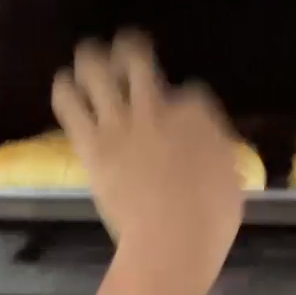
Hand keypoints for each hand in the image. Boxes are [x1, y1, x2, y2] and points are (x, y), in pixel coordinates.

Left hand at [52, 32, 243, 288]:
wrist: (173, 241)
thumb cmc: (210, 223)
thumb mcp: (231, 185)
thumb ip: (220, 161)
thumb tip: (218, 155)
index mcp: (198, 115)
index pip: (190, 94)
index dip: (182, 105)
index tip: (179, 118)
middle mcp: (158, 107)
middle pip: (140, 63)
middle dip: (132, 53)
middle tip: (126, 54)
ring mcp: (123, 123)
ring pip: (99, 72)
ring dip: (92, 61)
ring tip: (88, 58)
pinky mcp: (94, 145)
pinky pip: (72, 105)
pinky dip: (65, 91)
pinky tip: (64, 84)